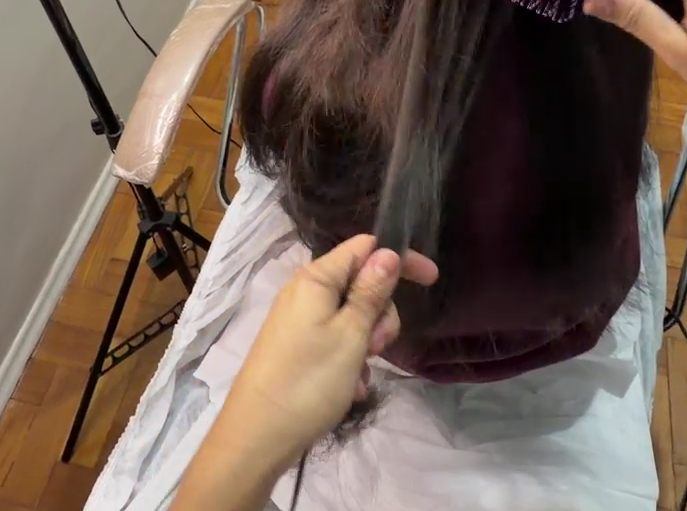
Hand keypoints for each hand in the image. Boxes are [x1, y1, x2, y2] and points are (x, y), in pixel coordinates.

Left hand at [213, 235, 438, 467]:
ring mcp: (299, 320)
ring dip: (366, 342)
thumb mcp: (351, 335)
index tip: (431, 280)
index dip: (399, 259)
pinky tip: (350, 389)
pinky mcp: (296, 347)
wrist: (255, 438)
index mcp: (317, 278)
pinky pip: (335, 340)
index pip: (366, 247)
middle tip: (378, 346)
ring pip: (351, 316)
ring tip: (361, 374)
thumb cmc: (308, 381)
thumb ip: (371, 291)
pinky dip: (349, 359)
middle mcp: (305, 291)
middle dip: (381, 313)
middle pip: (361, 283)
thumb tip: (388, 251)